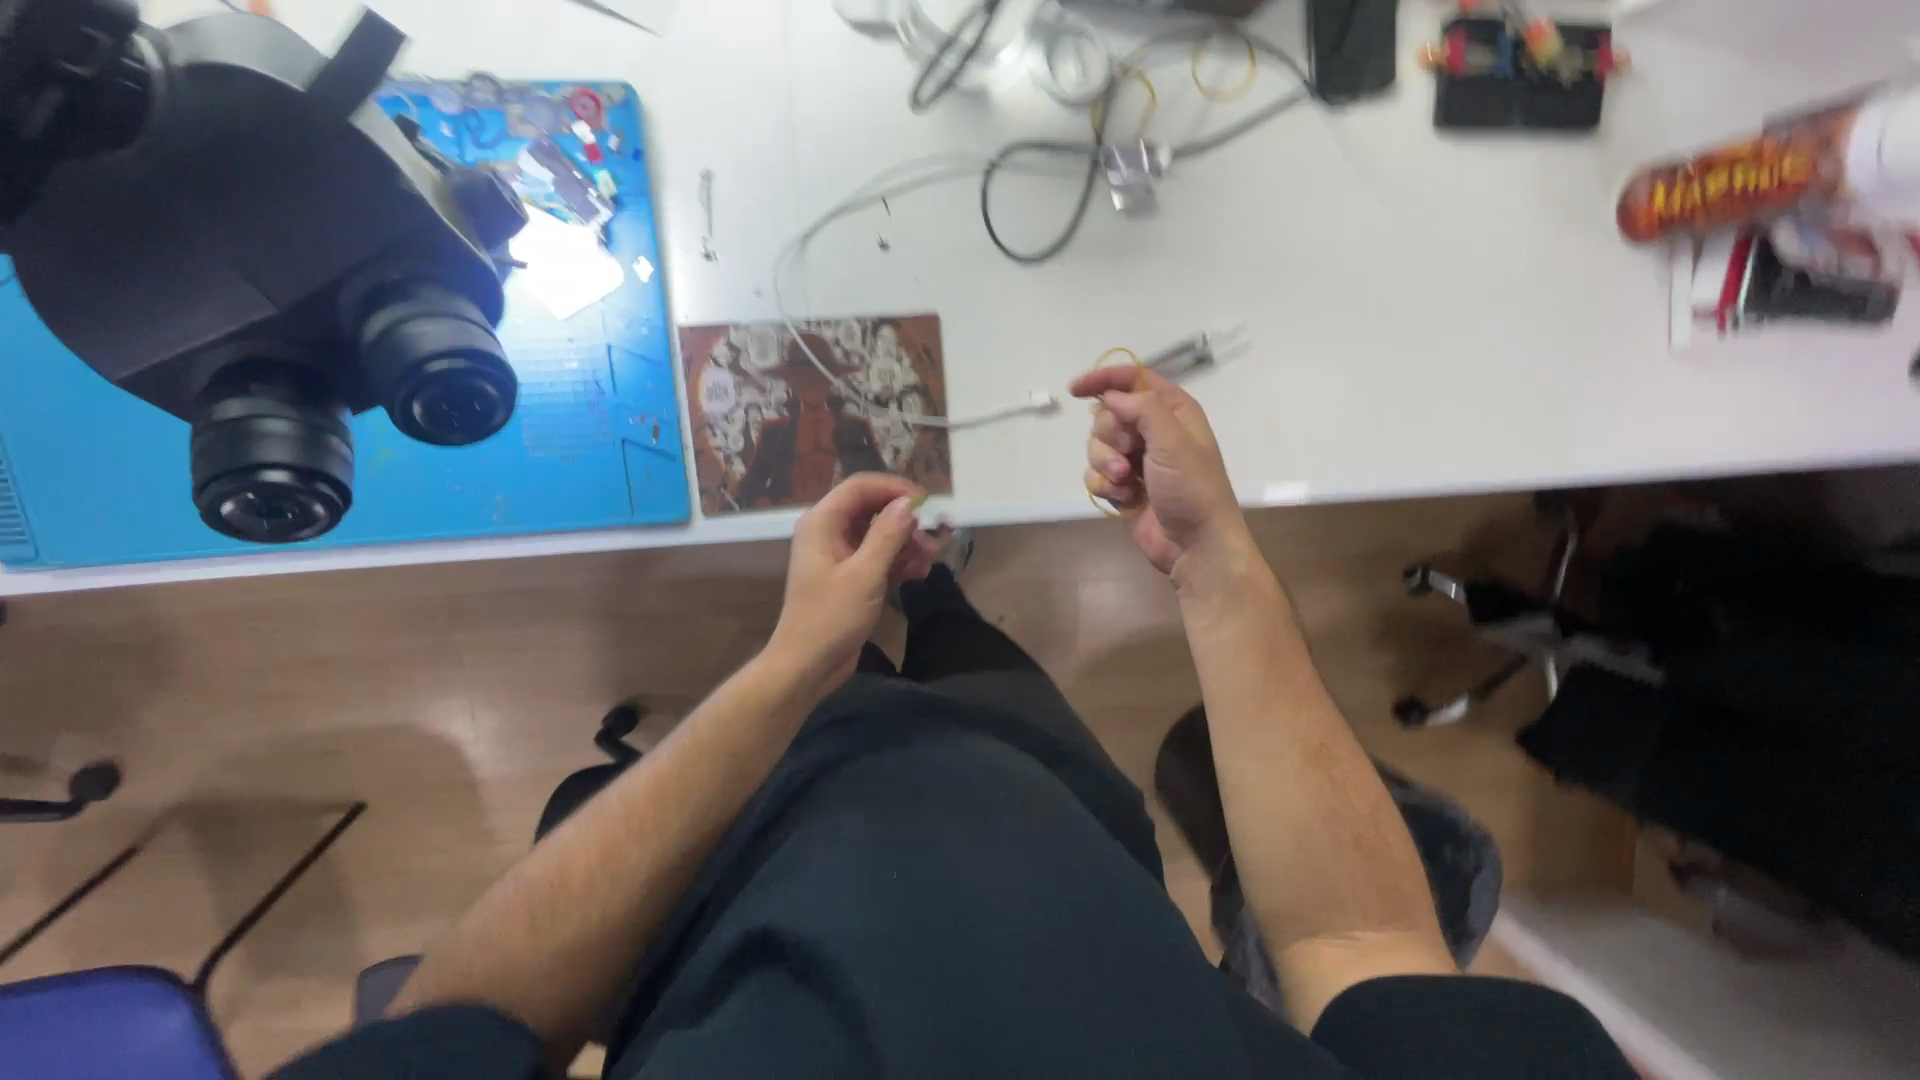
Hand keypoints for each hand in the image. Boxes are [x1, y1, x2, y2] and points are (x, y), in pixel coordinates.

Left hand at [767, 473, 939, 689]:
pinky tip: (919, 573)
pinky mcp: (848, 576)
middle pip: (871, 508)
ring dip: (906, 542)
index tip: (927, 502)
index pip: (860, 487)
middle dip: (904, 519)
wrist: (807, 665)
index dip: (894, 488)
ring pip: (878, 533)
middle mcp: (828, 531)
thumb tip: (909, 504)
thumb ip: (888, 535)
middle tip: (936, 535)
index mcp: (822, 522)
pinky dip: (898, 560)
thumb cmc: (831, 618)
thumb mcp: (865, 575)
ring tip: (931, 559)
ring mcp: (838, 554)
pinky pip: (877, 556)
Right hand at [1069, 366, 1253, 585]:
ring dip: (1106, 464)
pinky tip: (1123, 498)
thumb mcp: (1174, 442)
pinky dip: (1104, 485)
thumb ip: (1142, 410)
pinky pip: (1095, 474)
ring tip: (1126, 482)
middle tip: (1128, 455)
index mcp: (1172, 411)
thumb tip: (1111, 396)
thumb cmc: (1193, 489)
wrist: (1195, 544)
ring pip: (1096, 445)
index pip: (1132, 380)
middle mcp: (1152, 430)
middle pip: (1107, 415)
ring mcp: (1135, 459)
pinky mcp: (1122, 486)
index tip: (1076, 389)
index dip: (1103, 379)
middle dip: (1109, 436)